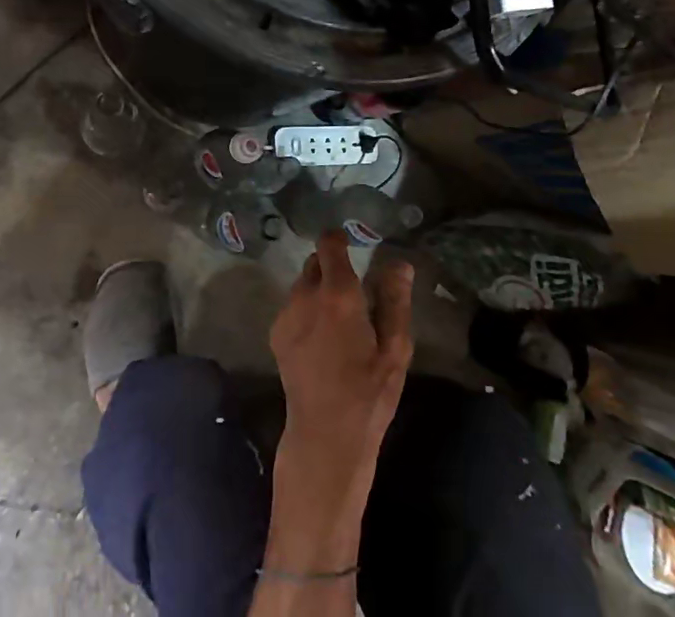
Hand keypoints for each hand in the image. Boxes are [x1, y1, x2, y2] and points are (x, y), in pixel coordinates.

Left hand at [270, 231, 414, 462]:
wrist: (325, 435)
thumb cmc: (369, 393)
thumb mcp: (395, 349)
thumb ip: (395, 300)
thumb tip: (399, 262)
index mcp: (338, 295)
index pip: (329, 245)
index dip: (339, 239)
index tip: (351, 242)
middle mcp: (305, 297)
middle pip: (314, 263)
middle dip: (332, 267)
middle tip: (355, 289)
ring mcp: (286, 316)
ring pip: (302, 285)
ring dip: (319, 289)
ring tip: (340, 318)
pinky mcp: (276, 335)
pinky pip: (293, 306)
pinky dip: (306, 309)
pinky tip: (322, 338)